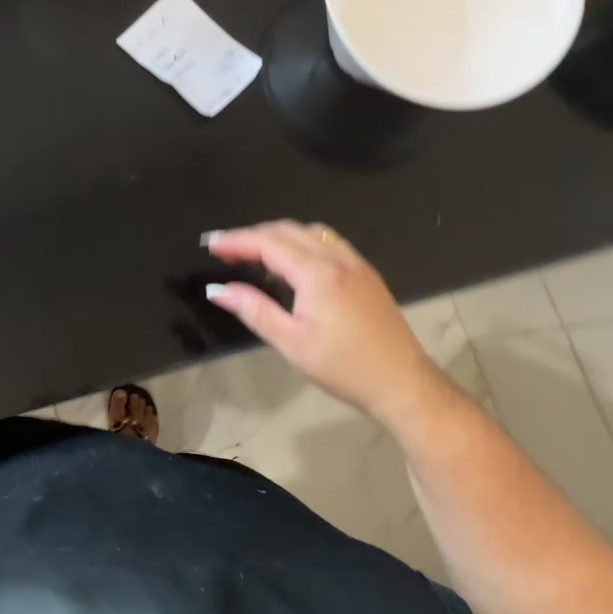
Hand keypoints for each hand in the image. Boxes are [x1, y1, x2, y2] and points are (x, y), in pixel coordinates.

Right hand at [203, 221, 450, 426]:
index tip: (210, 244)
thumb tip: (217, 289)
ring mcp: (356, 264)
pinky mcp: (366, 274)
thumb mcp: (292, 343)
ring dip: (278, 235)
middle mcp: (338, 259)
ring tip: (254, 253)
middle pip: (288, 230)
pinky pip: (328, 242)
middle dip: (253, 235)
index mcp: (318, 274)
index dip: (236, 240)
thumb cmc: (344, 367)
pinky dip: (302, 242)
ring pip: (311, 232)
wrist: (403, 383)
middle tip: (225, 249)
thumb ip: (254, 310)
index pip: (268, 243)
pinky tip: (292, 263)